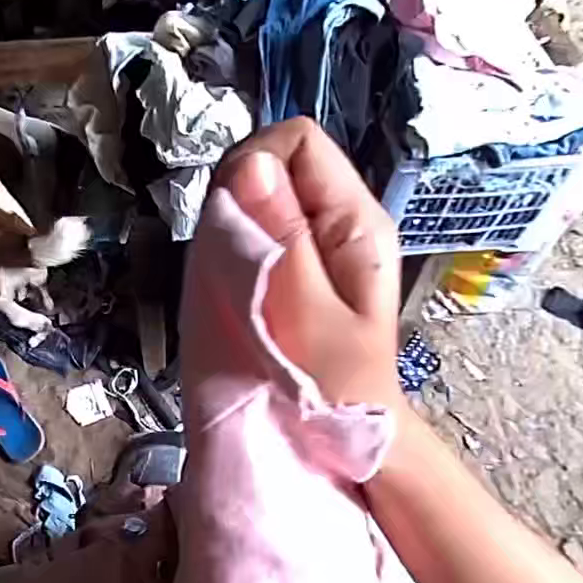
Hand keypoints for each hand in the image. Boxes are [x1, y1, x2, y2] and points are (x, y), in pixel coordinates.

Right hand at [215, 118, 403, 409]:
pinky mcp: (295, 273)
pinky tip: (235, 293)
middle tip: (230, 266)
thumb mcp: (311, 320)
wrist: (346, 440)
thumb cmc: (335, 391)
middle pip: (274, 169)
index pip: (296, 142)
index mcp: (355, 222)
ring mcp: (316, 248)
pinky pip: (255, 239)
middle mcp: (339, 224)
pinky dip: (235, 256)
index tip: (228, 223)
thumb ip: (283, 242)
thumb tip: (249, 163)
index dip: (252, 167)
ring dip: (234, 234)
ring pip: (259, 205)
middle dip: (239, 204)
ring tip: (233, 285)